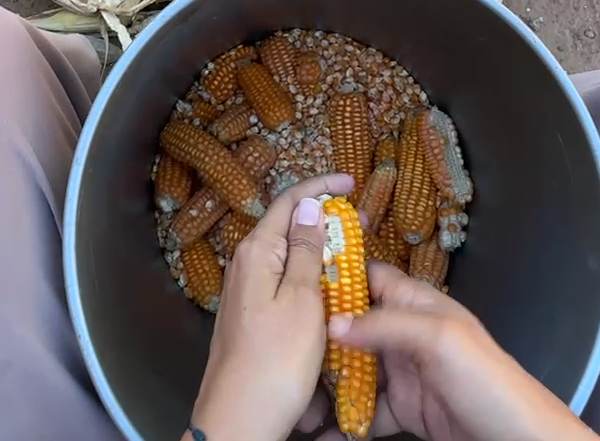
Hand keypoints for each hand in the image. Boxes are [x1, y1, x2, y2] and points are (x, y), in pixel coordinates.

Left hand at [186, 173, 354, 440]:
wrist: (239, 421)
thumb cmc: (275, 360)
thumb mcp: (302, 299)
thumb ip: (307, 250)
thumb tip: (310, 206)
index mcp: (257, 250)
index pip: (289, 200)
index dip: (321, 185)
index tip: (351, 182)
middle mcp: (246, 263)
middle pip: (287, 224)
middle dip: (323, 216)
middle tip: (360, 219)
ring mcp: (247, 290)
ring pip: (287, 254)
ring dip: (319, 247)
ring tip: (351, 249)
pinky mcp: (252, 314)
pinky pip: (284, 279)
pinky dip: (309, 274)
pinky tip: (329, 286)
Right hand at [314, 262, 599, 440]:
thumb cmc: (487, 379)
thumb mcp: (438, 339)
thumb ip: (385, 325)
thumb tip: (331, 323)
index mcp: (415, 302)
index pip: (368, 276)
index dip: (335, 273)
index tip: (295, 278)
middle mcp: (404, 332)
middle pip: (353, 324)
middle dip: (320, 335)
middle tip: (284, 345)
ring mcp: (403, 373)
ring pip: (354, 369)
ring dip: (326, 380)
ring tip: (293, 391)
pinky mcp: (405, 411)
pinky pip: (366, 411)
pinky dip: (344, 421)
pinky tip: (320, 430)